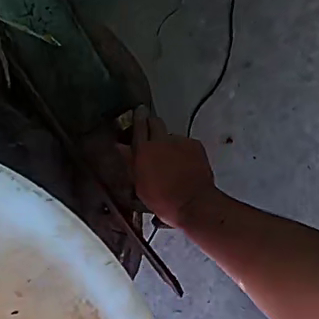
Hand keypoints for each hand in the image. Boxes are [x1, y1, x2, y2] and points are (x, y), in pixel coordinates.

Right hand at [120, 107, 217, 228]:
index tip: (136, 114)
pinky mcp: (195, 145)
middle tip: (151, 135)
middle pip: (154, 121)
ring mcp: (179, 141)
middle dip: (151, 125)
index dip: (136, 119)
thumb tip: (123, 149)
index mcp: (143, 150)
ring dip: (169, 144)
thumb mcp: (140, 185)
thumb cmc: (165, 200)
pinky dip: (184, 151)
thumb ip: (131, 163)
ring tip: (171, 162)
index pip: (137, 125)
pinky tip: (184, 165)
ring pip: (171, 135)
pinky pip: (186, 143)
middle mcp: (161, 140)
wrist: (193, 203)